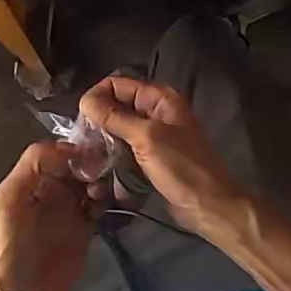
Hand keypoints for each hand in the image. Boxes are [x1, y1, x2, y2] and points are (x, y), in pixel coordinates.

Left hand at [0, 142, 98, 290]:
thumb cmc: (8, 253)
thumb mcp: (9, 204)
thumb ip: (31, 169)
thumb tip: (67, 148)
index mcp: (25, 180)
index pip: (51, 151)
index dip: (71, 148)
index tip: (90, 152)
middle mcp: (47, 189)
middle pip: (74, 162)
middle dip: (90, 160)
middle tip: (105, 165)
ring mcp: (67, 208)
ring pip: (89, 180)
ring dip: (100, 177)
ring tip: (104, 186)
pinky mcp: (85, 227)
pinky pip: (99, 203)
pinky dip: (107, 197)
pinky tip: (109, 199)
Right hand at [78, 75, 247, 236]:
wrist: (208, 206)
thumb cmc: (182, 168)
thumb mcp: (146, 138)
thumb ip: (115, 116)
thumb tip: (85, 100)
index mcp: (160, 98)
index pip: (117, 84)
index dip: (97, 97)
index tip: (82, 120)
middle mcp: (155, 111)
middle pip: (115, 105)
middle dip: (97, 120)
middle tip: (82, 140)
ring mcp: (153, 134)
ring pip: (117, 128)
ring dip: (102, 140)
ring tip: (87, 156)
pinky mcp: (149, 155)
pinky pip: (123, 147)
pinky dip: (111, 154)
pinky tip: (99, 166)